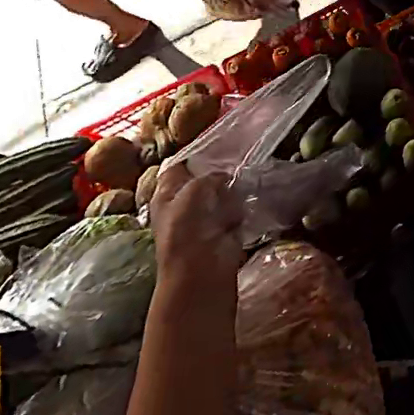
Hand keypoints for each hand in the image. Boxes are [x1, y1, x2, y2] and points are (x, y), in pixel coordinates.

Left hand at [147, 164, 244, 285]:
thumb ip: (209, 177)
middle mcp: (182, 206)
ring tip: (244, 180)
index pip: (177, 169)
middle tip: (235, 162)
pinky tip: (248, 200)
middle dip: (217, 174)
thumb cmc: (188, 226)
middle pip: (201, 182)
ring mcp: (203, 219)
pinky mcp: (223, 230)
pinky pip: (234, 211)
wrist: (202, 267)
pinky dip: (241, 208)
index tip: (216, 147)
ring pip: (220, 196)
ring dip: (231, 191)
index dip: (193, 158)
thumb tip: (224, 176)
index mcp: (166, 195)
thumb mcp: (194, 190)